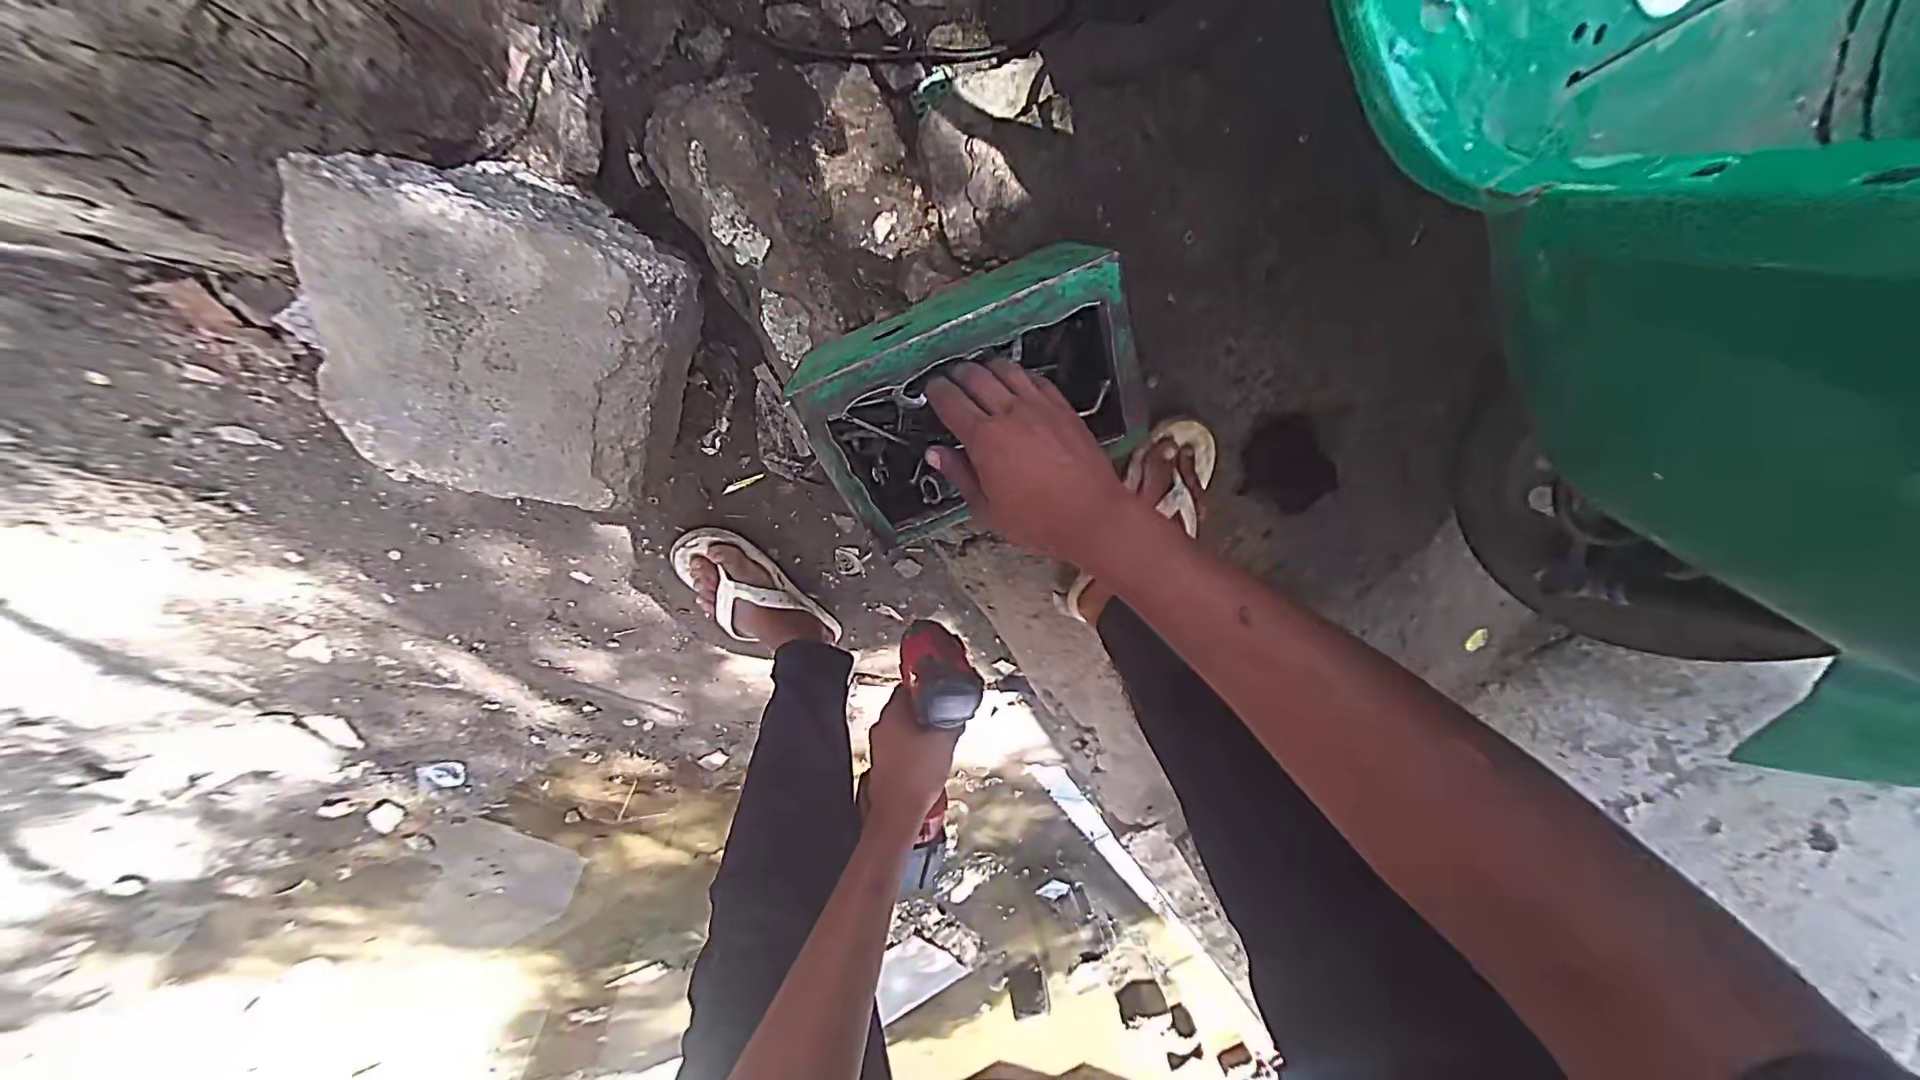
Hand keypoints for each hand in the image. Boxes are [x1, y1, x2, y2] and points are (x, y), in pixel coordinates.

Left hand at [864, 683, 960, 835]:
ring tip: (938, 738)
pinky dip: (912, 746)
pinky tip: (927, 757)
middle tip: (943, 715)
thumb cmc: (917, 774)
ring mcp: (879, 745)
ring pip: (902, 726)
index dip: (926, 686)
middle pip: (904, 706)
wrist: (899, 812)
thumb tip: (957, 712)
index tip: (938, 689)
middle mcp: (882, 726)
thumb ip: (951, 720)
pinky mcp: (882, 762)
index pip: (908, 685)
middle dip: (924, 710)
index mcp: (893, 713)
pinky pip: (899, 745)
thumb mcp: (945, 739)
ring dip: (919, 729)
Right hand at [924, 360, 1133, 563]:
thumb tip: (938, 455)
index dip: (936, 391)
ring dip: (986, 367)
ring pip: (1006, 370)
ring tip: (978, 373)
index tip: (932, 390)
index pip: (951, 401)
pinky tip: (1016, 381)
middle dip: (956, 374)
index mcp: (984, 439)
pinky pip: (1036, 378)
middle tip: (950, 379)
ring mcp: (1039, 407)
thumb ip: (960, 475)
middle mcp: (1010, 414)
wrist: (1091, 515)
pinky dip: (1019, 374)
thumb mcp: (987, 508)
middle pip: (975, 377)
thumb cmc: (1039, 520)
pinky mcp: (1063, 408)